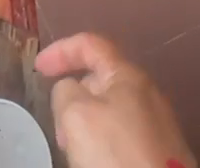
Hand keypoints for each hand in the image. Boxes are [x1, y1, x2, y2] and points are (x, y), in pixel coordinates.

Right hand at [36, 33, 196, 167]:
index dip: (60, 50)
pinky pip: (123, 138)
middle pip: (98, 82)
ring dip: (86, 127)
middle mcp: (148, 95)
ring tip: (76, 152)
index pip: (89, 44)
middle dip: (73, 99)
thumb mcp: (75, 113)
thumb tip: (71, 91)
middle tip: (60, 127)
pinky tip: (98, 163)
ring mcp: (158, 127)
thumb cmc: (117, 153)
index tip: (37, 69)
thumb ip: (64, 90)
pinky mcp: (162, 156)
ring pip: (109, 114)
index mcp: (128, 75)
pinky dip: (104, 146)